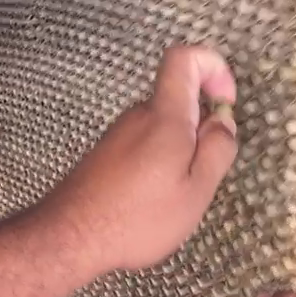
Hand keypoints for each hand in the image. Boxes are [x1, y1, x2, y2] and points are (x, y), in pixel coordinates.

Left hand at [35, 46, 238, 275]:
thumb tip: (224, 121)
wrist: (70, 237)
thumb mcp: (195, 190)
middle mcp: (137, 116)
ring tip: (172, 196)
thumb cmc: (136, 219)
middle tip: (200, 174)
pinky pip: (144, 146)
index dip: (213, 68)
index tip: (225, 104)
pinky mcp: (106, 154)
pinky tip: (150, 201)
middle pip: (178, 100)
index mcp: (164, 117)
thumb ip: (217, 149)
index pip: (184, 59)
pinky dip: (157, 165)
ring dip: (178, 153)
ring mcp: (118, 134)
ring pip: (162, 128)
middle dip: (200, 129)